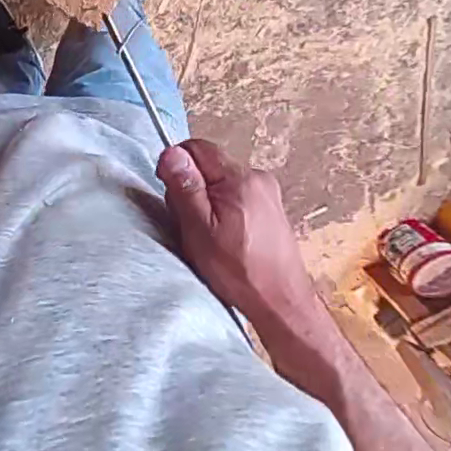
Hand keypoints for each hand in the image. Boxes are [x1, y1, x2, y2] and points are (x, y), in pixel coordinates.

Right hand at [157, 141, 317, 321]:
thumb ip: (184, 188)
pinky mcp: (269, 208)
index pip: (196, 148)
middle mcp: (258, 178)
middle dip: (191, 188)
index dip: (176, 166)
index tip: (173, 195)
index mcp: (240, 179)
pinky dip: (221, 212)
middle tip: (191, 222)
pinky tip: (223, 237)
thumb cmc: (239, 270)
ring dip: (205, 203)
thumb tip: (171, 153)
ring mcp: (267, 193)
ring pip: (218, 182)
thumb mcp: (199, 228)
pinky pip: (233, 196)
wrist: (280, 302)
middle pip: (207, 165)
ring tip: (209, 234)